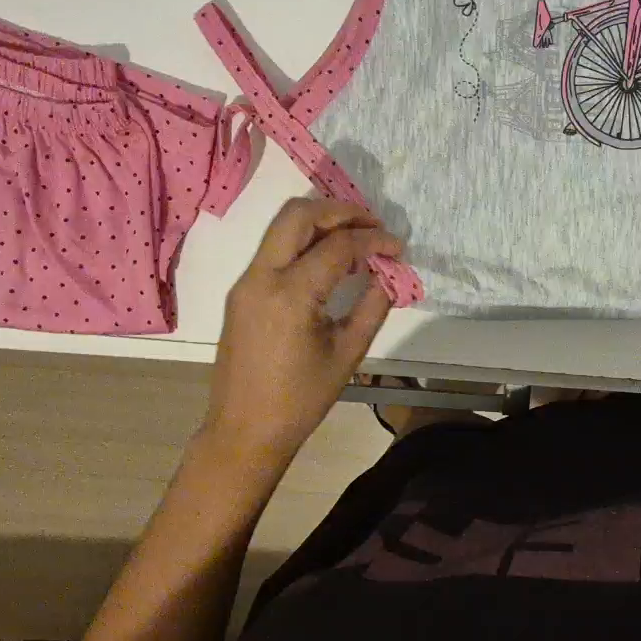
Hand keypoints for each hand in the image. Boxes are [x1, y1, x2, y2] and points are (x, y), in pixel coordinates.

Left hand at [204, 199, 402, 461]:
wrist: (245, 429)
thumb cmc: (301, 400)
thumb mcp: (348, 354)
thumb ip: (372, 307)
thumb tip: (390, 276)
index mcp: (290, 295)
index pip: (338, 246)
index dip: (373, 240)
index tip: (398, 249)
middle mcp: (262, 277)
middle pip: (299, 214)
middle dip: (340, 211)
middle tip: (373, 226)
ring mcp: (246, 282)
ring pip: (281, 226)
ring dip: (320, 223)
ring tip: (356, 240)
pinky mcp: (241, 292)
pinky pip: (274, 250)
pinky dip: (304, 243)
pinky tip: (330, 262)